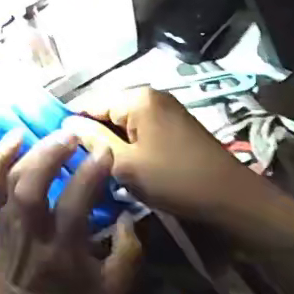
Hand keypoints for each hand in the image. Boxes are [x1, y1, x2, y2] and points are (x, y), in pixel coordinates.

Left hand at [0, 129, 141, 293]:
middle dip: (49, 158)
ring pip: (12, 180)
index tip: (104, 153)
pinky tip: (17, 134)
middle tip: (74, 136)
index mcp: (61, 249)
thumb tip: (129, 219)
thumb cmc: (69, 289)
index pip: (71, 208)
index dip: (87, 178)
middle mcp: (30, 230)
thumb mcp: (110, 287)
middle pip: (30, 189)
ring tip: (60, 133)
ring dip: (34, 152)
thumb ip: (128, 255)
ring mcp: (9, 217)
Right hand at [65, 87, 271, 229]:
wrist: (232, 199)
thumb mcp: (126, 164)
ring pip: (123, 123)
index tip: (60, 154)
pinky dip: (131, 146)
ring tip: (101, 169)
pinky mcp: (176, 125)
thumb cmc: (175, 180)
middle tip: (80, 166)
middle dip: (93, 136)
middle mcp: (151, 94)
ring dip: (112, 144)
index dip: (72, 128)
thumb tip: (66, 125)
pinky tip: (127, 168)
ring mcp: (166, 108)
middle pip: (106, 111)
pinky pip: (141, 130)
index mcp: (137, 97)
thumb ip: (92, 141)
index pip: (89, 104)